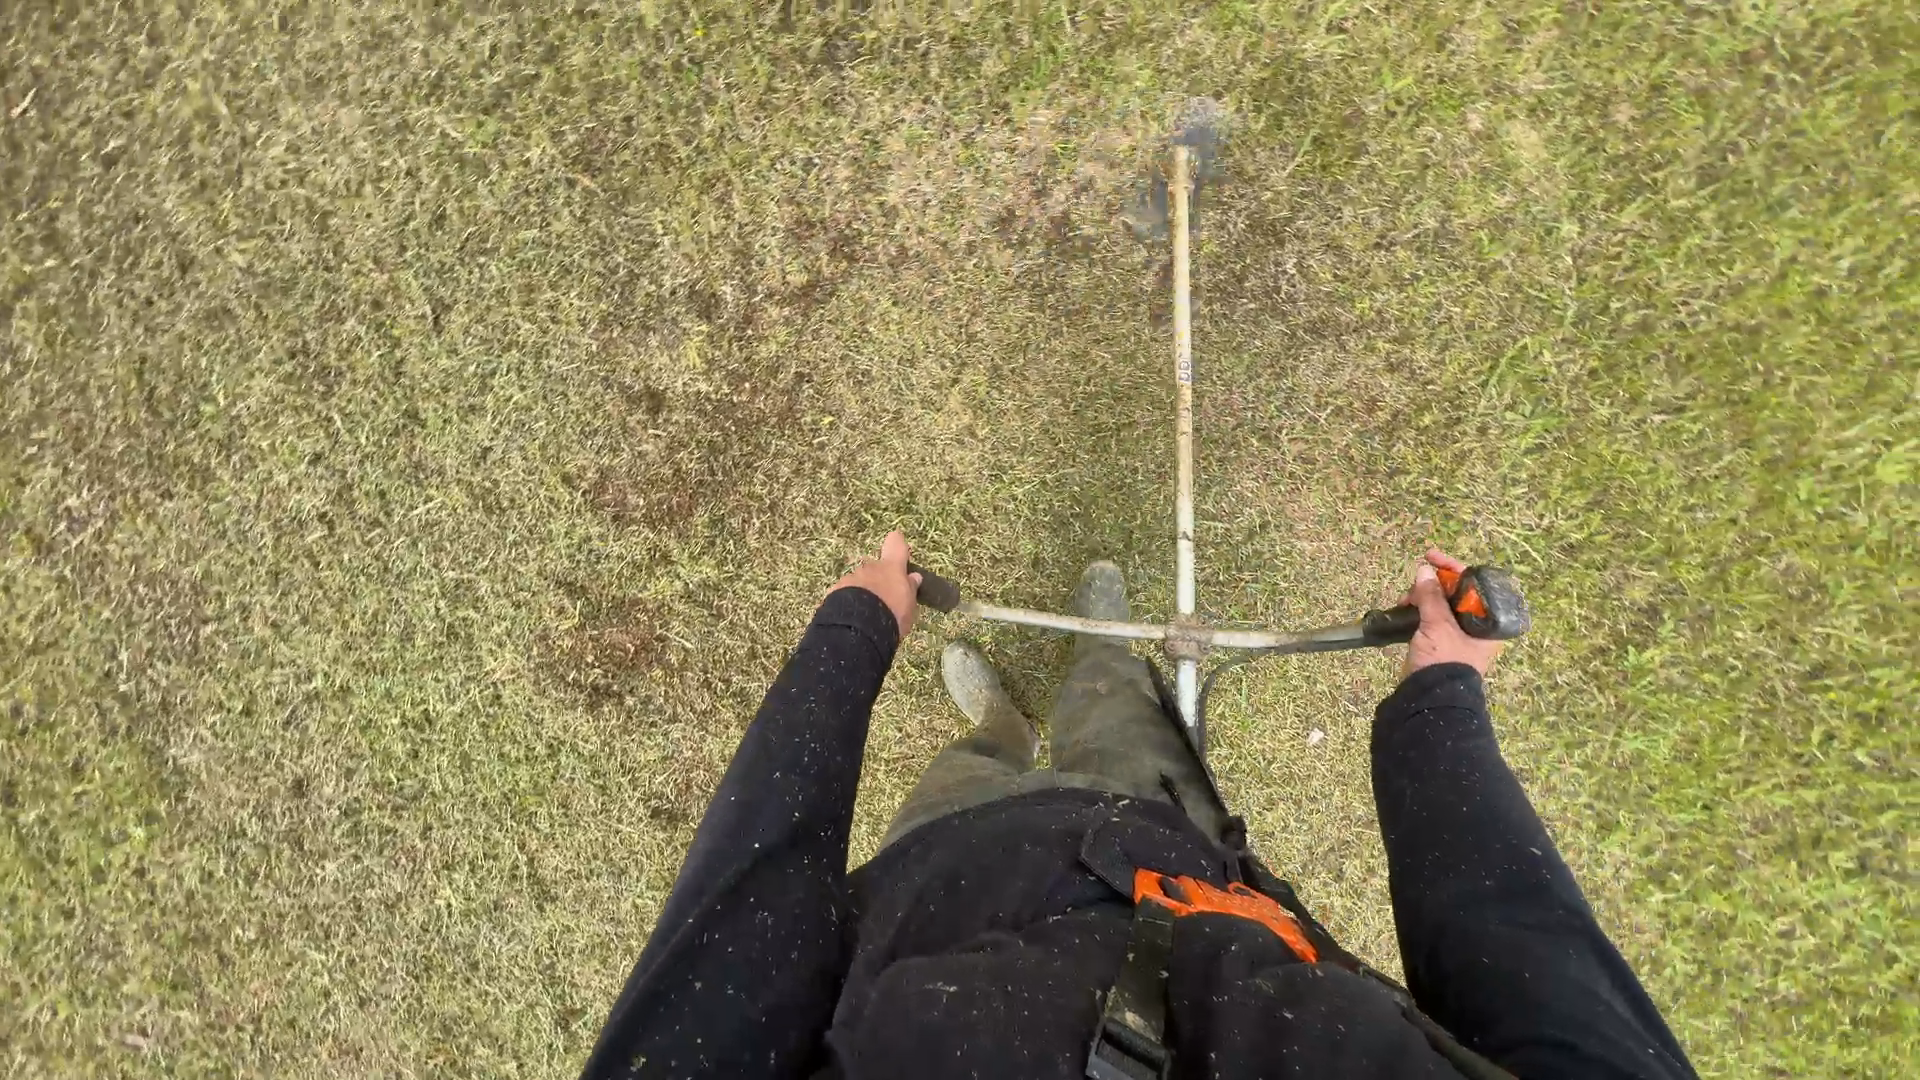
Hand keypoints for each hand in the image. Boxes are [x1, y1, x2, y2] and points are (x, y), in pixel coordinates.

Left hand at [827, 531, 923, 641]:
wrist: (860, 629)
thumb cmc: (892, 614)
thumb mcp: (909, 604)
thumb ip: (910, 588)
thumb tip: (914, 577)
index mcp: (892, 567)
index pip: (896, 543)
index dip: (896, 543)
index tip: (897, 544)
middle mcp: (871, 567)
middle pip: (876, 567)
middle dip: (878, 578)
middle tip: (884, 599)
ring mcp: (852, 577)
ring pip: (860, 580)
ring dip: (863, 592)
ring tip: (867, 613)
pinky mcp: (836, 590)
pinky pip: (845, 593)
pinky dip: (850, 601)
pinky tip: (853, 616)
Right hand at [1400, 548, 1503, 677]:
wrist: (1431, 695)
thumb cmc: (1444, 659)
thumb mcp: (1437, 625)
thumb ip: (1431, 596)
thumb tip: (1423, 570)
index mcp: (1489, 620)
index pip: (1474, 583)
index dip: (1451, 567)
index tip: (1430, 556)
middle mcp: (1477, 624)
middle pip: (1455, 590)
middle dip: (1430, 584)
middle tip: (1412, 588)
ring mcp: (1458, 632)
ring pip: (1440, 602)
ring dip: (1421, 596)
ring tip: (1404, 602)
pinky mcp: (1441, 639)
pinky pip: (1430, 615)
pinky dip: (1418, 608)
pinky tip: (1405, 609)